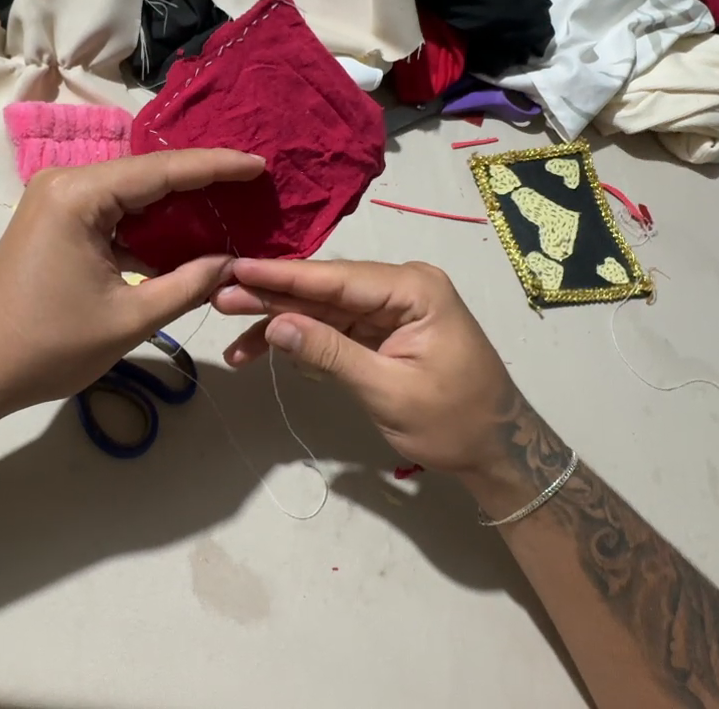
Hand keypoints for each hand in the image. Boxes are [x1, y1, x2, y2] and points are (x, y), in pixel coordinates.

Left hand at [0, 149, 264, 423]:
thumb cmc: (48, 347)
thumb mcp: (129, 319)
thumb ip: (189, 284)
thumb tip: (236, 263)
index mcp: (79, 195)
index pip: (162, 171)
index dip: (216, 167)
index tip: (260, 166)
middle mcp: (65, 182)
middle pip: (147, 175)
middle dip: (200, 183)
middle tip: (253, 188)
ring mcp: (56, 199)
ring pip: (131, 193)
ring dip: (175, 206)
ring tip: (231, 209)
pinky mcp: (55, 220)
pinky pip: (112, 212)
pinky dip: (148, 225)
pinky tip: (186, 236)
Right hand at [211, 259, 517, 481]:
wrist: (499, 452)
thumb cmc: (455, 422)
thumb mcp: (388, 390)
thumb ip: (330, 353)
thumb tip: (276, 324)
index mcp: (413, 289)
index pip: (335, 278)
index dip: (281, 276)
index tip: (236, 268)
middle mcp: (399, 287)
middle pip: (322, 290)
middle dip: (271, 298)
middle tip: (219, 300)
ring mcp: (389, 308)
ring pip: (321, 309)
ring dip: (279, 325)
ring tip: (234, 342)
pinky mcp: (380, 329)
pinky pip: (332, 328)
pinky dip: (301, 342)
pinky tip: (264, 353)